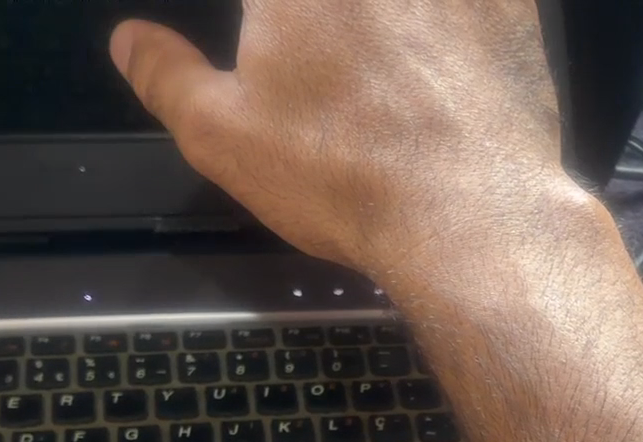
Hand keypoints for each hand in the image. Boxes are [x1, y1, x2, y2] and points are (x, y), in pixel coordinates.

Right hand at [109, 0, 587, 280]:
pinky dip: (468, 24)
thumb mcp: (224, 140)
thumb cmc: (339, 178)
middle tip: (333, 75)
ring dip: (395, 28)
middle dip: (327, 32)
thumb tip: (129, 41)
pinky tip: (448, 63)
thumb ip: (169, 79)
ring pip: (407, 4)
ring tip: (385, 86)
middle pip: (337, 7)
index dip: (274, 23)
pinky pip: (491, 4)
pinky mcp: (514, 5)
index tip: (278, 46)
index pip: (271, 1)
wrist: (467, 219)